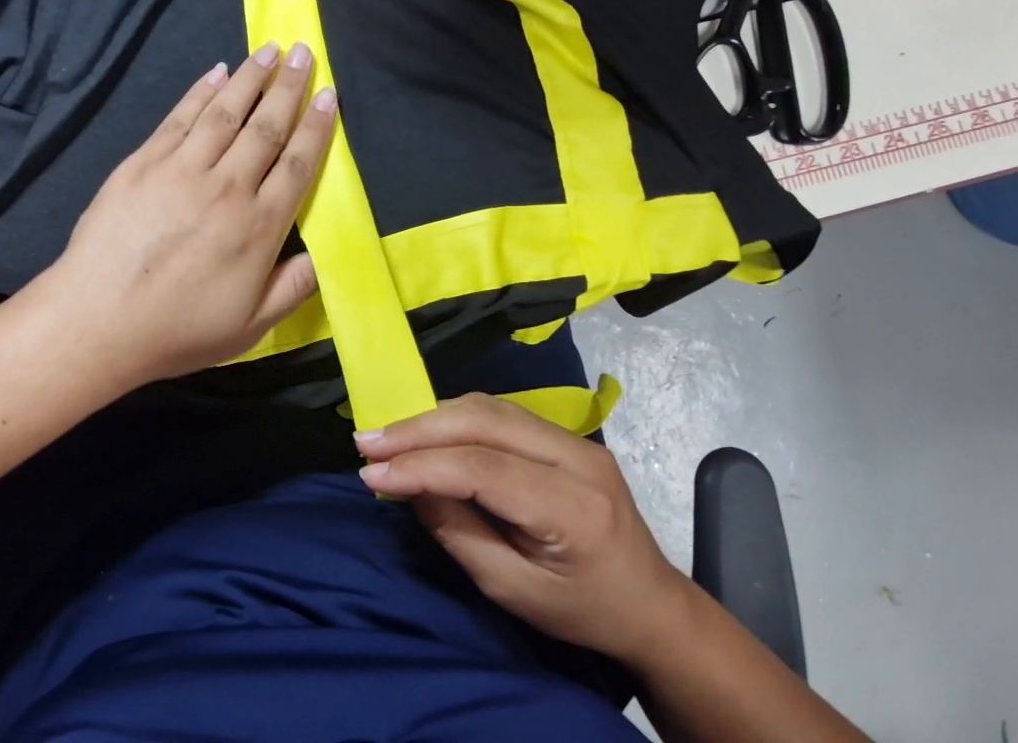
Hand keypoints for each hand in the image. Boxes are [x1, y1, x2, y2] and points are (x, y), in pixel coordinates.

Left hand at [33, 42, 336, 389]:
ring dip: (249, 78)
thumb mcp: (249, 327)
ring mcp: (180, 171)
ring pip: (224, 114)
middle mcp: (226, 188)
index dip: (317, 127)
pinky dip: (200, 93)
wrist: (97, 320)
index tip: (329, 95)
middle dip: (288, 87)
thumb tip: (325, 257)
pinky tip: (215, 73)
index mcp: (258, 227)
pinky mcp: (142, 164)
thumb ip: (292, 289)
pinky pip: (179, 119)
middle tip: (304, 52)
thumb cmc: (177, 330)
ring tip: (268, 51)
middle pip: (265, 127)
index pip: (298, 164)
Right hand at [355, 393, 698, 667]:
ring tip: (386, 437)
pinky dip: (454, 419)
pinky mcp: (566, 436)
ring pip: (489, 408)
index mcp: (573, 508)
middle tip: (366, 443)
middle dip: (417, 429)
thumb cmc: (582, 610)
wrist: (651, 604)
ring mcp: (576, 441)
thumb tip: (408, 485)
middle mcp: (578, 459)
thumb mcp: (513, 590)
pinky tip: (424, 433)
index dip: (420, 465)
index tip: (369, 473)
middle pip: (483, 422)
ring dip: (431, 418)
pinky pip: (500, 414)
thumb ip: (458, 533)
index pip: (482, 468)